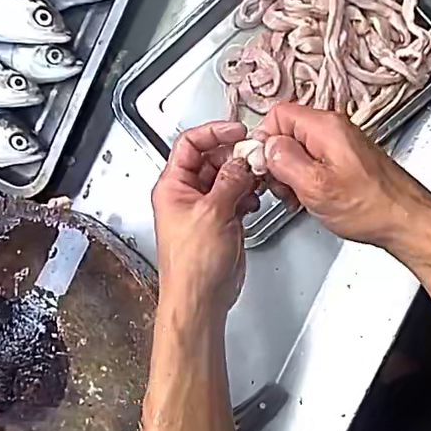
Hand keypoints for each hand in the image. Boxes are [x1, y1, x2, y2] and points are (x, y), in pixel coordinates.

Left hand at [152, 120, 259, 319]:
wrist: (200, 298)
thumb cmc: (192, 265)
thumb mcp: (214, 212)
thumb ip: (231, 180)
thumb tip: (243, 160)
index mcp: (172, 186)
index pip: (190, 144)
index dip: (214, 132)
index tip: (238, 131)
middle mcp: (186, 195)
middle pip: (211, 159)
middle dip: (234, 156)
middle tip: (255, 158)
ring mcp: (203, 208)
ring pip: (226, 178)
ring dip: (244, 176)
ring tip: (257, 180)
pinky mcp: (220, 222)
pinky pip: (235, 197)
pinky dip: (248, 195)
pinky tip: (254, 201)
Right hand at [258, 103, 430, 252]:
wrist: (405, 221)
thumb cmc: (371, 206)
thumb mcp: (315, 185)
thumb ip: (283, 160)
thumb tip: (265, 146)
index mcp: (325, 127)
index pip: (277, 115)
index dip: (263, 141)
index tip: (263, 167)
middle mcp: (332, 130)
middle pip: (285, 133)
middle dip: (275, 161)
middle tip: (282, 187)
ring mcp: (338, 145)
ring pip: (295, 150)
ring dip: (288, 175)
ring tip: (298, 197)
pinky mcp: (343, 161)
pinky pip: (310, 163)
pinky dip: (303, 181)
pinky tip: (309, 199)